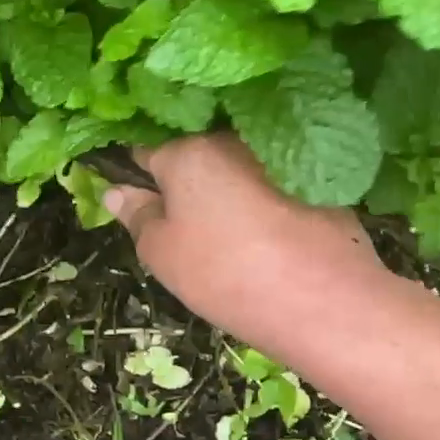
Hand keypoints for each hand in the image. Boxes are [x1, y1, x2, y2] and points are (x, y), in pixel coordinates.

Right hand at [102, 133, 396, 360]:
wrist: (323, 300)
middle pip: (192, 159)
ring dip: (222, 195)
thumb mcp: (159, 252)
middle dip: (181, 186)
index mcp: (188, 151)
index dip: (134, 180)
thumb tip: (116, 192)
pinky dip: (258, 205)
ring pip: (232, 173)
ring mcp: (279, 157)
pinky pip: (269, 185)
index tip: (135, 207)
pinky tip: (260, 242)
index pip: (143, 153)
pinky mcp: (316, 180)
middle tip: (178, 233)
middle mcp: (234, 140)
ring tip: (222, 241)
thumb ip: (136, 215)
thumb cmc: (223, 273)